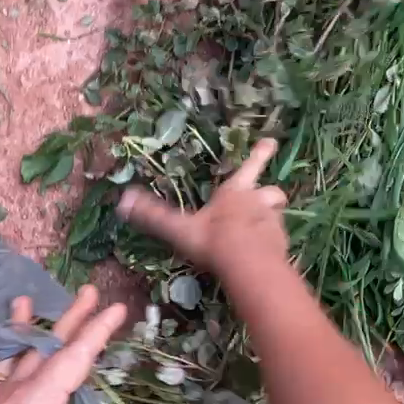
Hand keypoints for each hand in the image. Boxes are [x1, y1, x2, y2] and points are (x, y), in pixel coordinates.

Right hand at [117, 138, 288, 278]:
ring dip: (272, 218)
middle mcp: (256, 202)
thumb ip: (154, 216)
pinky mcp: (280, 243)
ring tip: (264, 230)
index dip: (259, 154)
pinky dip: (274, 243)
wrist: (246, 262)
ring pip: (278, 214)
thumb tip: (122, 201)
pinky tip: (267, 254)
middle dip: (269, 194)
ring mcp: (272, 222)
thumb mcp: (178, 227)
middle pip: (271, 191)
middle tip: (268, 198)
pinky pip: (279, 239)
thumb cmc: (212, 239)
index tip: (270, 141)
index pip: (249, 167)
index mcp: (233, 192)